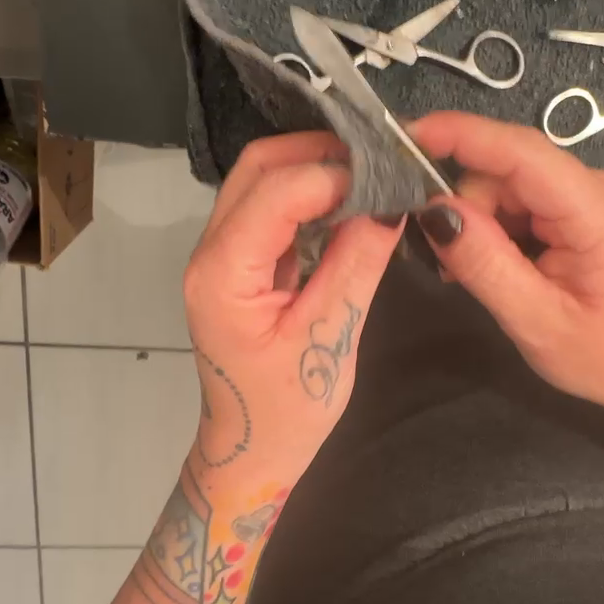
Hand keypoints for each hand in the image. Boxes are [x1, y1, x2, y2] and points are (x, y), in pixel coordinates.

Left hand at [183, 132, 402, 483]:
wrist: (252, 450)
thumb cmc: (287, 410)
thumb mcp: (330, 337)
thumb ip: (358, 262)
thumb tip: (393, 202)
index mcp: (223, 273)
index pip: (276, 190)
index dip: (335, 173)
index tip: (389, 177)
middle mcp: (210, 253)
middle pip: (257, 168)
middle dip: (319, 154)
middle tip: (380, 163)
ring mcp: (221, 256)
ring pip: (261, 182)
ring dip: (314, 171)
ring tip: (371, 180)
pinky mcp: (239, 263)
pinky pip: (270, 210)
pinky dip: (310, 198)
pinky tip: (348, 206)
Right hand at [409, 111, 603, 414]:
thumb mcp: (537, 322)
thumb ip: (484, 265)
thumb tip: (433, 213)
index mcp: (600, 213)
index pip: (522, 153)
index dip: (461, 136)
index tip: (403, 135)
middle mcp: (601, 187)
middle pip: (509, 171)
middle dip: (465, 206)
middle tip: (440, 261)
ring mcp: (595, 194)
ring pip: (511, 186)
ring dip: (479, 223)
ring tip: (467, 273)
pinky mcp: (585, 208)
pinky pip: (525, 201)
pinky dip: (497, 229)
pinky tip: (492, 264)